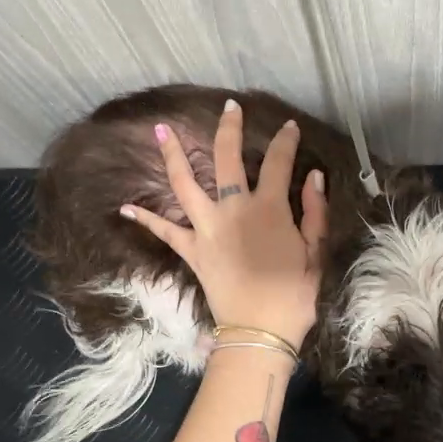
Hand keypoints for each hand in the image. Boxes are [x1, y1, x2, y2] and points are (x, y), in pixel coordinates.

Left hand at [120, 99, 328, 346]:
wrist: (260, 333)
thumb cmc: (294, 298)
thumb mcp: (315, 257)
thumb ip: (314, 214)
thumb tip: (312, 178)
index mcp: (270, 209)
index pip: (279, 163)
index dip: (286, 142)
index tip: (290, 127)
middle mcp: (235, 209)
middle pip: (227, 157)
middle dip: (229, 128)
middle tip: (229, 108)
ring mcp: (209, 229)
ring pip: (186, 183)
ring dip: (172, 155)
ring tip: (161, 131)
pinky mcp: (192, 252)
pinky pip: (166, 232)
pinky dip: (146, 220)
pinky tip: (126, 208)